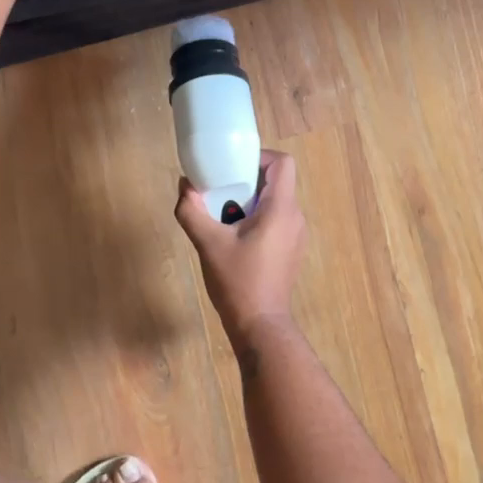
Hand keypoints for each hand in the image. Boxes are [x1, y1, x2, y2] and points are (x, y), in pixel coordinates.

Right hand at [175, 151, 307, 346]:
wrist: (260, 325)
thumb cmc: (238, 281)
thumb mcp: (208, 244)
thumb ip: (192, 211)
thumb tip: (185, 186)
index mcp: (281, 209)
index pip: (283, 163)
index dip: (261, 157)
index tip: (234, 167)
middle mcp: (295, 216)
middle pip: (278, 182)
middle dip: (248, 181)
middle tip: (222, 191)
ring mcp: (297, 234)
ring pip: (276, 202)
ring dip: (251, 201)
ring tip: (225, 216)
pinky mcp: (292, 249)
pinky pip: (277, 220)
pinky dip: (258, 219)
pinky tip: (236, 238)